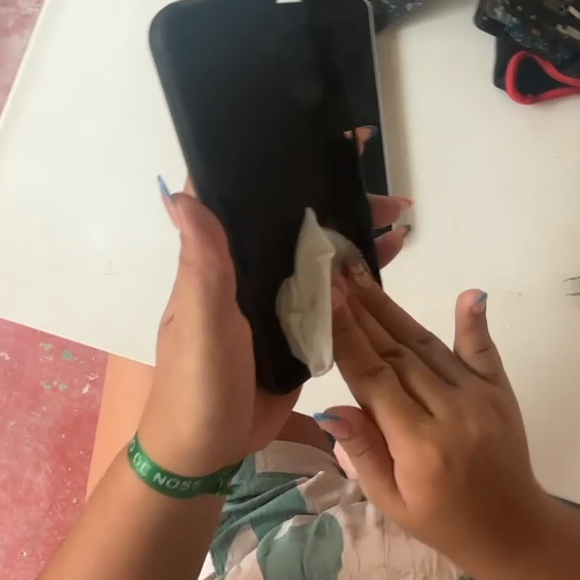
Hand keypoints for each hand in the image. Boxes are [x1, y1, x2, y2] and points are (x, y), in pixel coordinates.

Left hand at [135, 175, 410, 478]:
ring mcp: (272, 299)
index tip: (313, 129)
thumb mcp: (200, 321)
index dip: (269, 159)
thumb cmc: (196, 384)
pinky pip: (330, 294)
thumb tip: (182, 193)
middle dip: (333, 198)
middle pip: (291, 220)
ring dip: (352, 234)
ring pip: (316, 253)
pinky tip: (386, 263)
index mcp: (216, 260)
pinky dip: (357, 276)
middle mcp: (245, 270)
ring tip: (397, 221)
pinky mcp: (296, 329)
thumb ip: (202, 264)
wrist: (209, 450)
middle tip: (381, 189)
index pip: (239, 194)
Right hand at [314, 263, 562, 570]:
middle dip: (361, 312)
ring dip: (391, 311)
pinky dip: (472, 322)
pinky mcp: (500, 391)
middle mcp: (451, 413)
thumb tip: (328, 409)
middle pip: (396, 353)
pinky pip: (483, 351)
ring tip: (361, 278)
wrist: (512, 530)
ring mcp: (481, 398)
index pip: (374, 379)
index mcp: (419, 445)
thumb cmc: (440, 520)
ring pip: (427, 346)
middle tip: (334, 274)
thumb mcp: (390, 500)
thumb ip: (363, 452)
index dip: (348, 337)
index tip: (327, 299)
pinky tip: (468, 293)